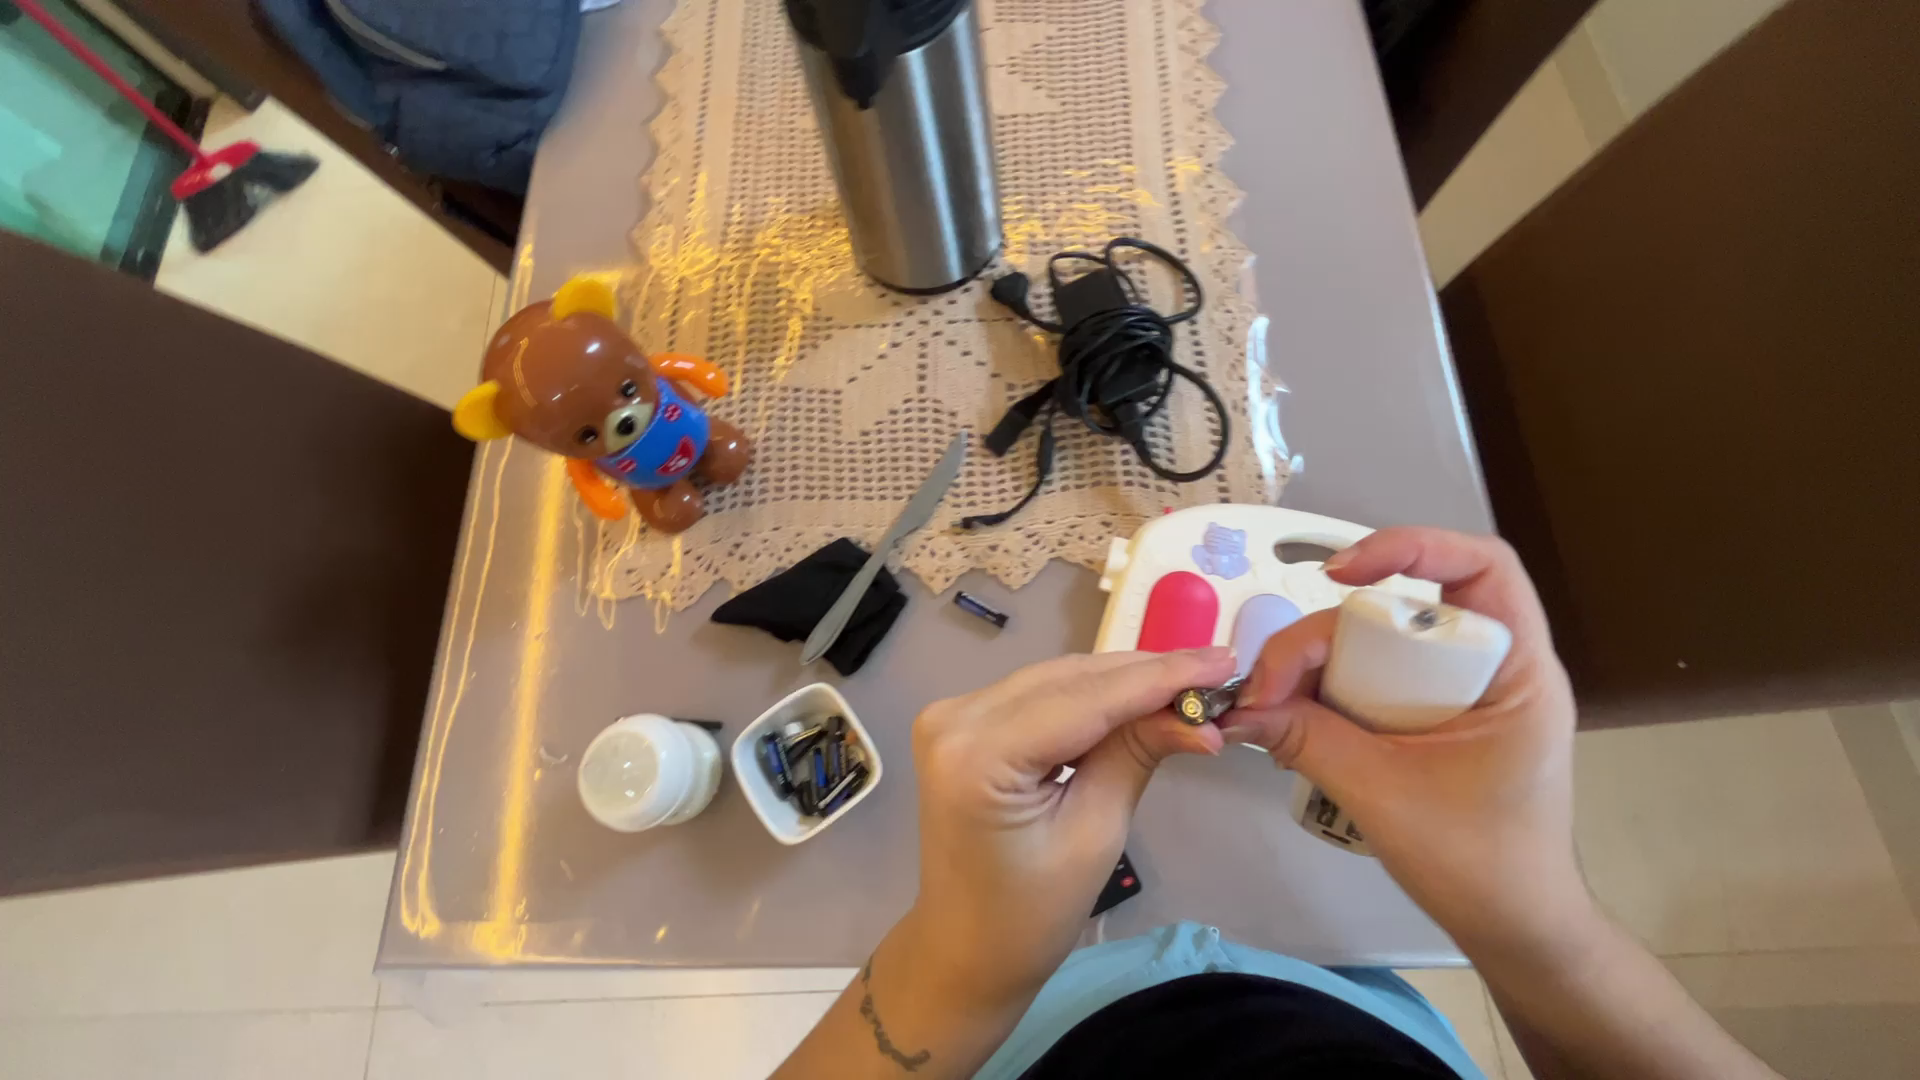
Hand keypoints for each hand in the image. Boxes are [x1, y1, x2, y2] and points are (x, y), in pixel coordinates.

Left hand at [902, 647, 1237, 1006]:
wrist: (964, 946)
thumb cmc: (1031, 914)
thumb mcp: (1095, 833)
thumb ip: (1138, 754)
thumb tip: (1201, 716)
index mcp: (977, 755)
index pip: (1084, 700)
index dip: (1158, 677)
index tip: (1223, 661)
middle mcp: (955, 717)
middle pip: (1068, 679)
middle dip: (1144, 674)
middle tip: (1216, 671)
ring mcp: (951, 714)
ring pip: (1054, 679)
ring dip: (1120, 679)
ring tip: (1188, 682)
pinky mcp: (960, 720)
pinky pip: (1036, 694)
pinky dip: (1087, 694)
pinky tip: (1134, 695)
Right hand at [1224, 528, 1593, 955]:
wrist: (1511, 926)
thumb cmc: (1477, 861)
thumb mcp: (1383, 794)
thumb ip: (1308, 739)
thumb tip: (1239, 709)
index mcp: (1514, 671)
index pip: (1480, 567)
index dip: (1410, 547)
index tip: (1337, 577)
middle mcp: (1483, 667)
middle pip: (1395, 609)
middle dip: (1324, 636)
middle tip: (1272, 686)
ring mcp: (1449, 690)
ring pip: (1368, 644)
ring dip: (1310, 666)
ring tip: (1269, 709)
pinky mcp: (1420, 714)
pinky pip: (1362, 678)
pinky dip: (1319, 690)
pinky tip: (1287, 717)